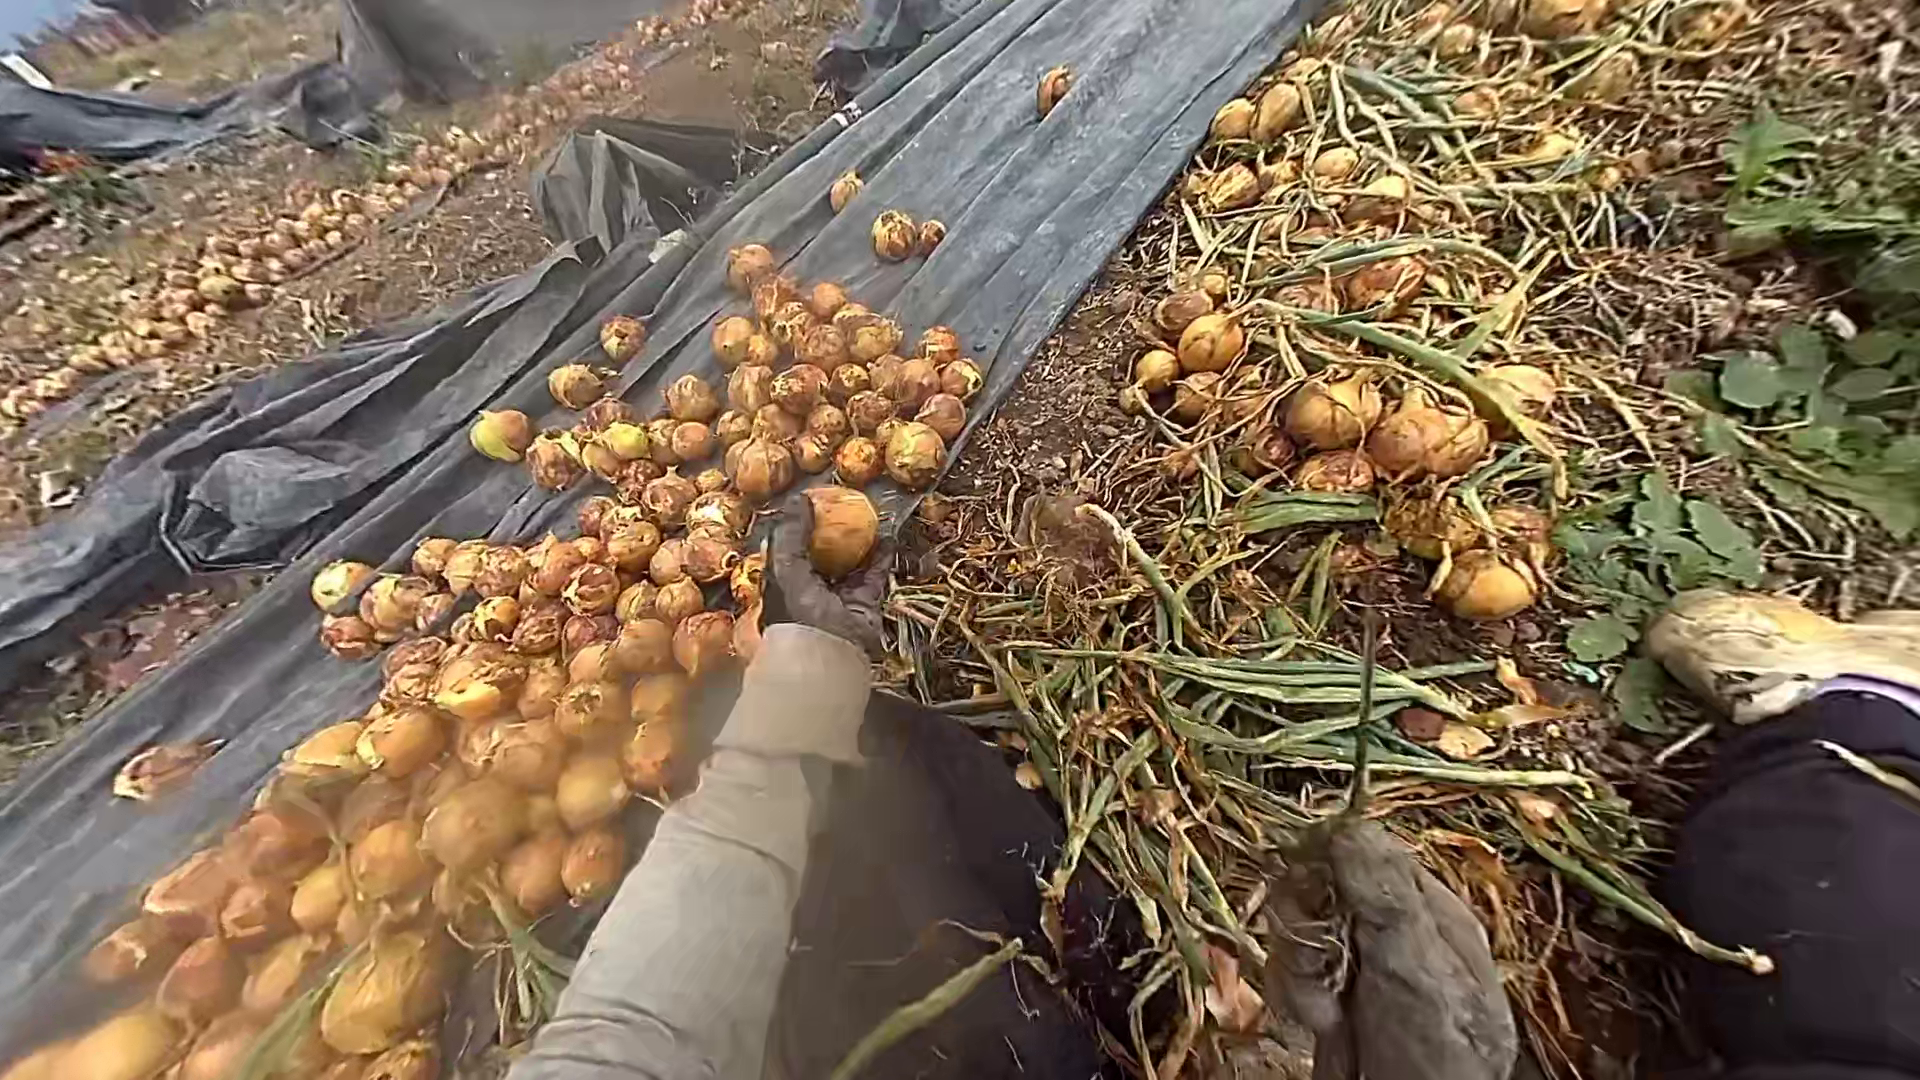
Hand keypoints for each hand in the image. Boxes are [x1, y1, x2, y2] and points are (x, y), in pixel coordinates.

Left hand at [761, 493, 889, 656]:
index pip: (789, 549)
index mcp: (784, 582)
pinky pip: (875, 573)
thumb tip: (801, 499)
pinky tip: (888, 536)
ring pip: (851, 562)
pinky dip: (883, 556)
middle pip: (822, 554)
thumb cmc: (796, 611)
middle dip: (832, 533)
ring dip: (860, 541)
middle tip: (844, 507)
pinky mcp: (865, 602)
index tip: (811, 504)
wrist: (827, 653)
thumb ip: (792, 532)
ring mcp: (839, 596)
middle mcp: (811, 589)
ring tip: (869, 517)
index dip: (798, 527)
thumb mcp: (784, 565)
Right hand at [1264, 822, 1515, 1079]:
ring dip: (1297, 961)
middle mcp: (1386, 923)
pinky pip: (1284, 955)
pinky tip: (1317, 1018)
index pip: (1364, 846)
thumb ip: (1383, 896)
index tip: (1309, 878)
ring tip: (1324, 1007)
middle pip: (1317, 877)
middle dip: (1305, 917)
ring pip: (1292, 915)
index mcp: (1425, 908)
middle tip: (1317, 955)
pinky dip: (1292, 985)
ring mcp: (1352, 952)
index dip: (1328, 856)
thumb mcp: (1416, 971)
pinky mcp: (1322, 981)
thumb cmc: (1429, 1053)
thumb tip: (1347, 823)